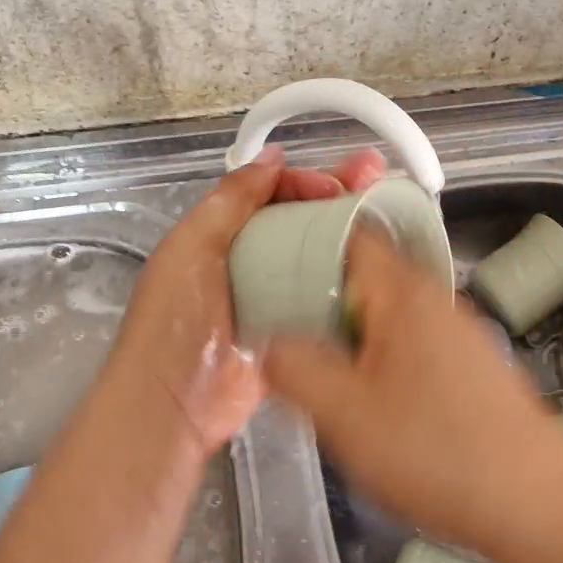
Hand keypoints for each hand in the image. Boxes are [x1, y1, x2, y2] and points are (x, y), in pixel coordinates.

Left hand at [108, 145, 387, 448]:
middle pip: (298, 220)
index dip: (303, 182)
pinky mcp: (289, 333)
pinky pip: (323, 300)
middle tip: (377, 181)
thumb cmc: (174, 322)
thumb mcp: (191, 248)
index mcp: (218, 236)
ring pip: (316, 257)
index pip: (268, 193)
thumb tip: (270, 157)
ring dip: (349, 236)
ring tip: (388, 216)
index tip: (337, 184)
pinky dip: (349, 284)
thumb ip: (230, 200)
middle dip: (337, 198)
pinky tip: (380, 271)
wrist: (174, 405)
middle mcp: (246, 262)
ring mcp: (270, 299)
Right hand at [263, 230, 562, 551]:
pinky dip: (372, 356)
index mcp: (402, 290)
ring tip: (307, 365)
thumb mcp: (344, 414)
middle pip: (360, 273)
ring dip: (342, 332)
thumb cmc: (436, 451)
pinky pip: (403, 342)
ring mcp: (453, 331)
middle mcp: (431, 297)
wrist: (537, 503)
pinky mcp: (465, 366)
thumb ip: (293, 368)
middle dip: (314, 296)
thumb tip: (265, 341)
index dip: (299, 239)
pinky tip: (359, 399)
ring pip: (380, 312)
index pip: (346, 231)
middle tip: (272, 325)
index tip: (261, 265)